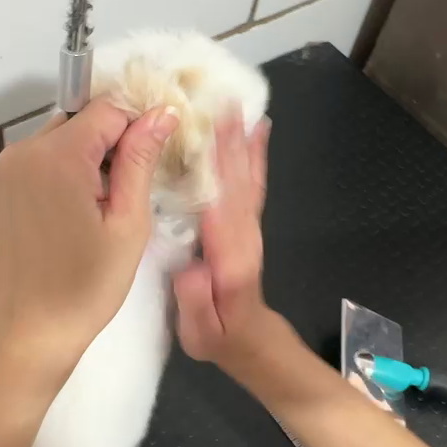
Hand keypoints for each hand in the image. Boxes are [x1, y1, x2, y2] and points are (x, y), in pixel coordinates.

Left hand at [0, 100, 175, 380]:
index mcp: (56, 156)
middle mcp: (19, 151)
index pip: (107, 109)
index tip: (157, 151)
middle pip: (78, 122)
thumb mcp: (128, 224)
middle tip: (127, 192)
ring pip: (56, 141)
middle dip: (109, 144)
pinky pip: (34, 163)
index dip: (138, 123)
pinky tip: (70, 214)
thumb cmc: (88, 286)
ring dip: (83, 160)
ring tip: (98, 209)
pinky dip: (57, 175)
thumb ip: (141, 160)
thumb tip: (163, 112)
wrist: (31, 333)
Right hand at [172, 112, 283, 372]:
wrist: (251, 341)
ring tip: (243, 109)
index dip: (218, 174)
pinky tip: (256, 133)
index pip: (222, 210)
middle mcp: (244, 238)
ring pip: (248, 181)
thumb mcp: (200, 332)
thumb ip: (195, 302)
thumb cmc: (220, 338)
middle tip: (226, 105)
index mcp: (229, 260)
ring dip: (246, 145)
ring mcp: (250, 230)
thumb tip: (190, 269)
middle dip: (233, 146)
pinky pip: (252, 186)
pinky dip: (255, 158)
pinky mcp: (248, 226)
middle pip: (238, 186)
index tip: (210, 138)